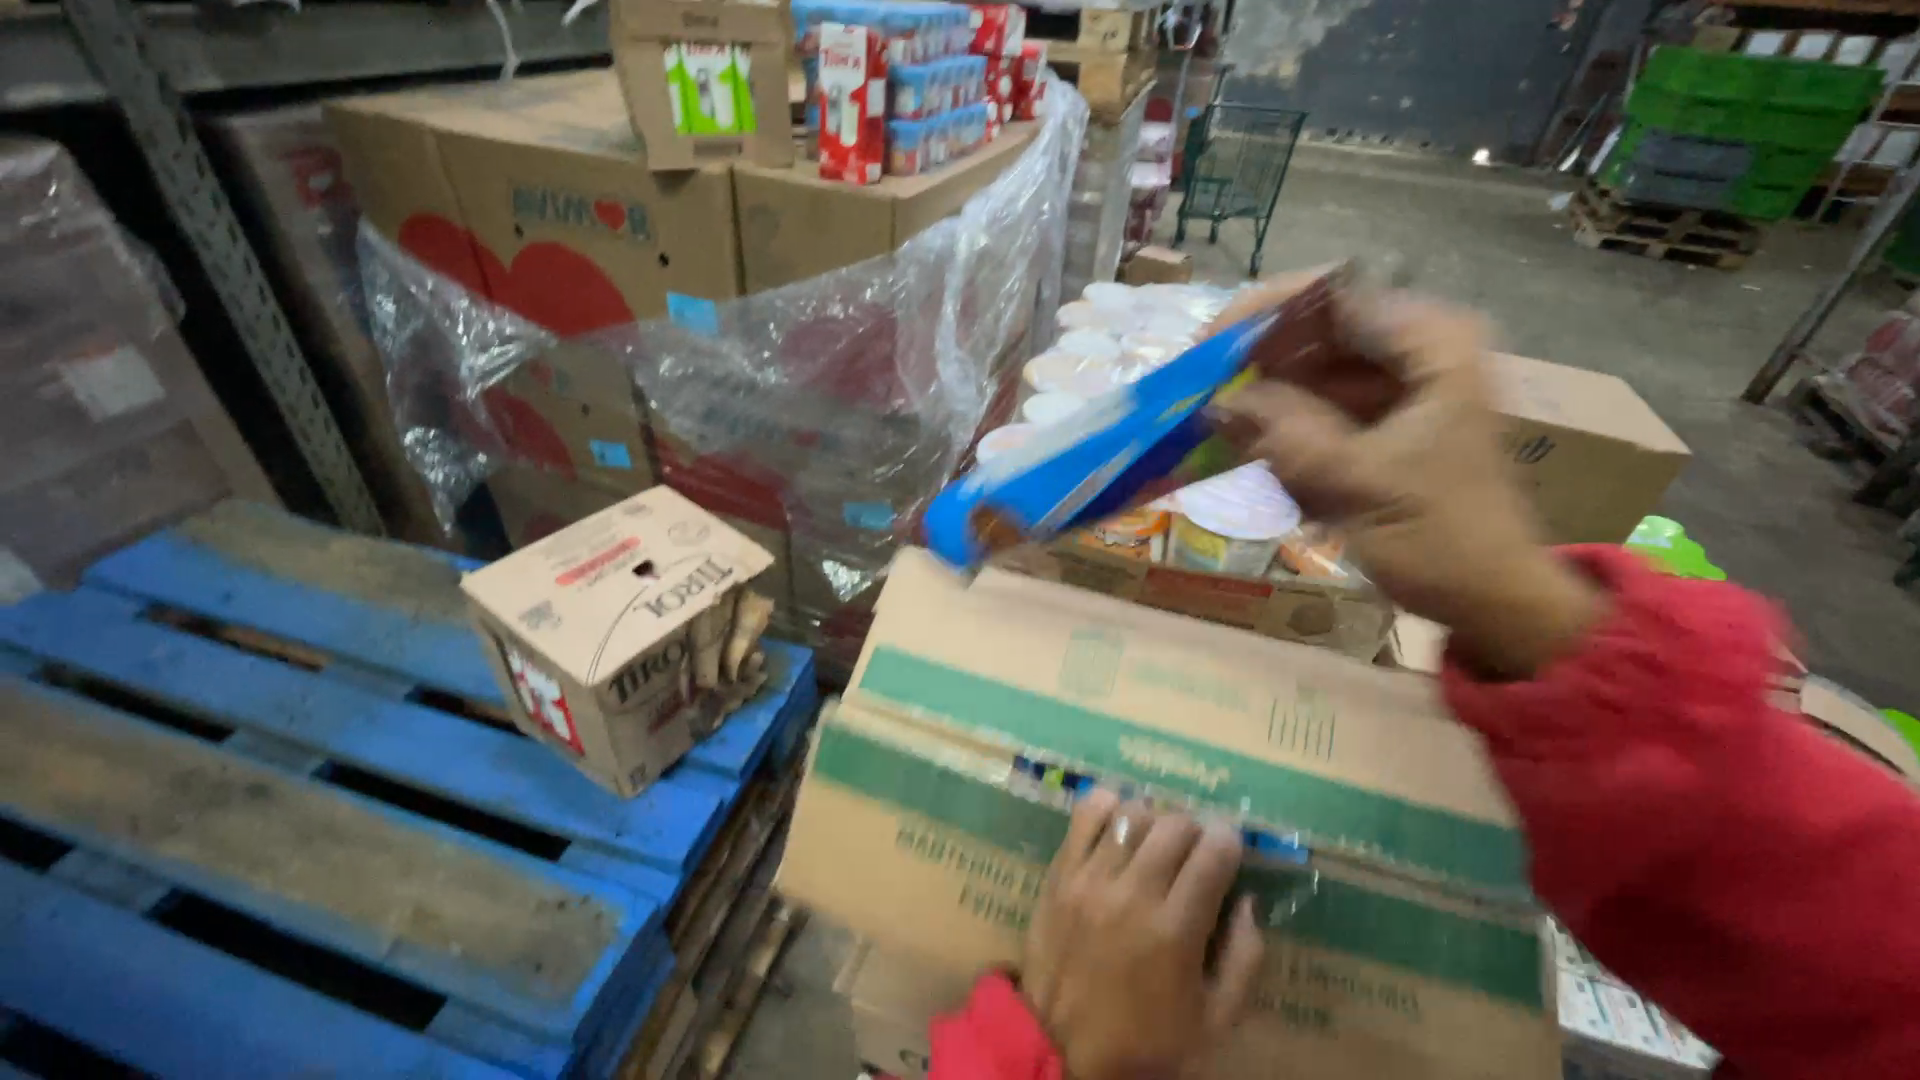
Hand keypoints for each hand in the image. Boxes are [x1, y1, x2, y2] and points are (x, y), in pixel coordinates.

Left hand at [1022, 790, 1263, 1079]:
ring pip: (1133, 814)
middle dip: (1196, 830)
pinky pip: (1086, 814)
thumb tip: (1248, 899)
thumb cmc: (1146, 1039)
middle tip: (1195, 851)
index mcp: (1175, 932)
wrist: (1061, 1045)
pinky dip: (1109, 806)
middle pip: (1175, 824)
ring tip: (1156, 842)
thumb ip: (1245, 957)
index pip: (1214, 853)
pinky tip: (1120, 824)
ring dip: (1155, 820)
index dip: (1229, 843)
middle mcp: (1132, 894)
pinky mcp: (1060, 872)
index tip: (1229, 852)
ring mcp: (1090, 878)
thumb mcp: (1215, 1018)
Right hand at [1205, 275, 1603, 677]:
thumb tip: (1216, 400)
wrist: (1491, 597)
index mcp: (1432, 343)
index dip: (1262, 313)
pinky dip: (1279, 426)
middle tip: (1196, 393)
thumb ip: (1286, 434)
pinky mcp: (1379, 418)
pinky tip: (1251, 454)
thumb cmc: (1441, 540)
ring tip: (1216, 428)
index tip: (1206, 349)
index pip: (1332, 294)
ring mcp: (1396, 384)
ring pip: (1306, 367)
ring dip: (1260, 398)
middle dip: (1254, 362)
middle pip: (1313, 329)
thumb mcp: (1359, 484)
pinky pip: (1313, 403)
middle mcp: (1415, 348)